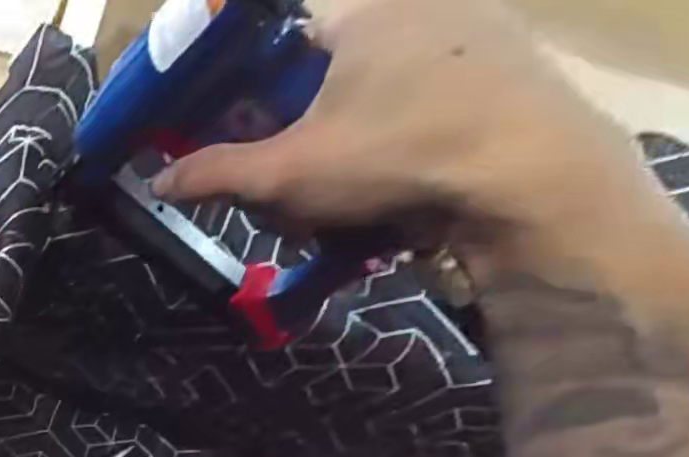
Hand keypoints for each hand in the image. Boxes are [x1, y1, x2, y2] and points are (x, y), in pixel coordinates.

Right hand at [151, 0, 664, 274]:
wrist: (530, 182)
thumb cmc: (394, 156)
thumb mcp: (284, 173)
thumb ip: (215, 174)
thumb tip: (157, 180)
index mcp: (364, 14)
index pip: (282, 42)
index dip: (251, 95)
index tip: (239, 139)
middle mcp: (422, 9)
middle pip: (327, 79)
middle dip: (299, 138)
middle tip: (291, 188)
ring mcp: (475, 41)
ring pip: (375, 102)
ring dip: (345, 153)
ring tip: (342, 204)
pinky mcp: (508, 79)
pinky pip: (424, 112)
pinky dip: (396, 151)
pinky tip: (395, 193)